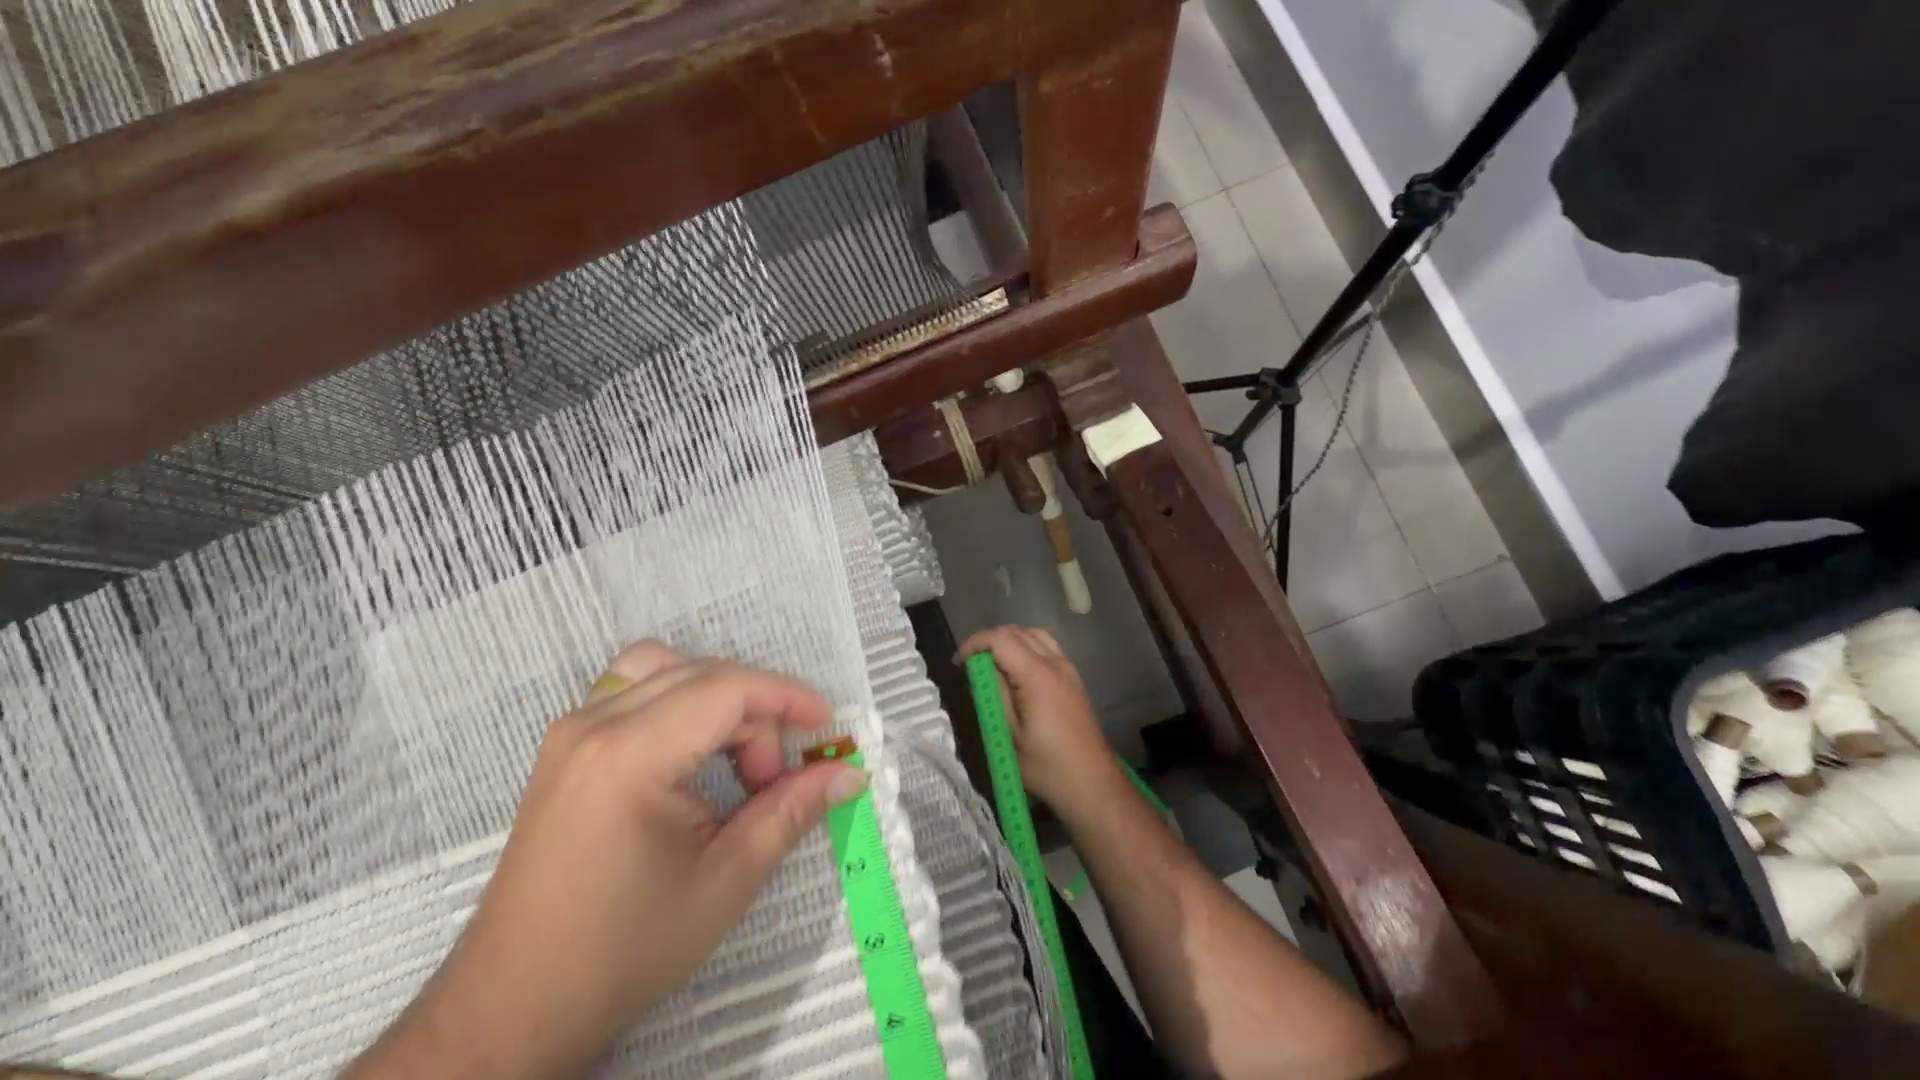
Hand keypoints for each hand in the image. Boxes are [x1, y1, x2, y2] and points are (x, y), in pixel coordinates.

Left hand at [347, 642, 867, 1079]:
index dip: (788, 698)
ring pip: (664, 671)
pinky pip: (632, 692)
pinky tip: (694, 762)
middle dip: (756, 713)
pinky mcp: (563, 750)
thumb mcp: (724, 882)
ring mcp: (570, 733)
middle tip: (773, 780)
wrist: (517, 1003)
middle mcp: (592, 724)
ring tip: (735, 766)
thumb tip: (846, 774)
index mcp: (629, 755)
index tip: (827, 728)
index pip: (727, 689)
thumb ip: (789, 812)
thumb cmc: (623, 949)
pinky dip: (679, 707)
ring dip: (716, 701)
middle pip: (700, 675)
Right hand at [957, 626, 1121, 811]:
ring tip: (993, 668)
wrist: (1091, 783)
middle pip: (1017, 631)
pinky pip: (1048, 648)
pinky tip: (1017, 675)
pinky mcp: (1074, 680)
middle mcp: (1056, 663)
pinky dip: (1027, 649)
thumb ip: (993, 695)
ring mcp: (1069, 670)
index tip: (959, 665)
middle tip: (972, 668)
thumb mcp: (1007, 734)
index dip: (975, 644)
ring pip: (1035, 635)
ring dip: (1010, 642)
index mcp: (1037, 675)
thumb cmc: (1045, 765)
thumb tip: (979, 670)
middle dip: (989, 642)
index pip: (1000, 638)